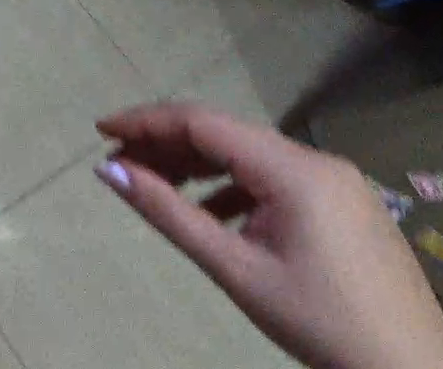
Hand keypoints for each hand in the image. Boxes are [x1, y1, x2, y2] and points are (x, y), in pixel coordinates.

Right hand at [95, 103, 442, 368]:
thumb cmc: (319, 320)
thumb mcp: (233, 267)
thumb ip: (166, 211)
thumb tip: (105, 168)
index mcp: (295, 171)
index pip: (202, 122)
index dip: (145, 121)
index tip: (99, 131)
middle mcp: (318, 163)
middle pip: (222, 133)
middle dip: (164, 143)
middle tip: (117, 162)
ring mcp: (336, 183)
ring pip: (243, 152)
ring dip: (192, 163)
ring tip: (150, 183)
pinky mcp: (343, 204)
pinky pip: (269, 176)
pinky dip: (226, 184)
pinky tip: (206, 212)